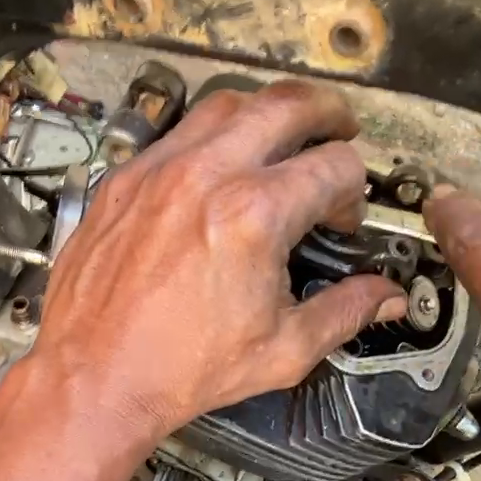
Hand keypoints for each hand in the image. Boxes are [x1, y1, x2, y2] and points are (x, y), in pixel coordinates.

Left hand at [25, 80, 405, 445]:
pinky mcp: (123, 181)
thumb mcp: (282, 351)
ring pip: (227, 104)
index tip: (343, 219)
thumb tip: (384, 298)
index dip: (354, 192)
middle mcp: (206, 176)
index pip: (334, 167)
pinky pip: (176, 132)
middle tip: (340, 127)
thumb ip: (343, 313)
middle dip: (328, 113)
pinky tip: (217, 166)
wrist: (97, 377)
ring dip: (266, 112)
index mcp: (254, 216)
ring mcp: (158, 171)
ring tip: (282, 135)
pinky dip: (209, 136)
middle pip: (287, 105)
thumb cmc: (181, 371)